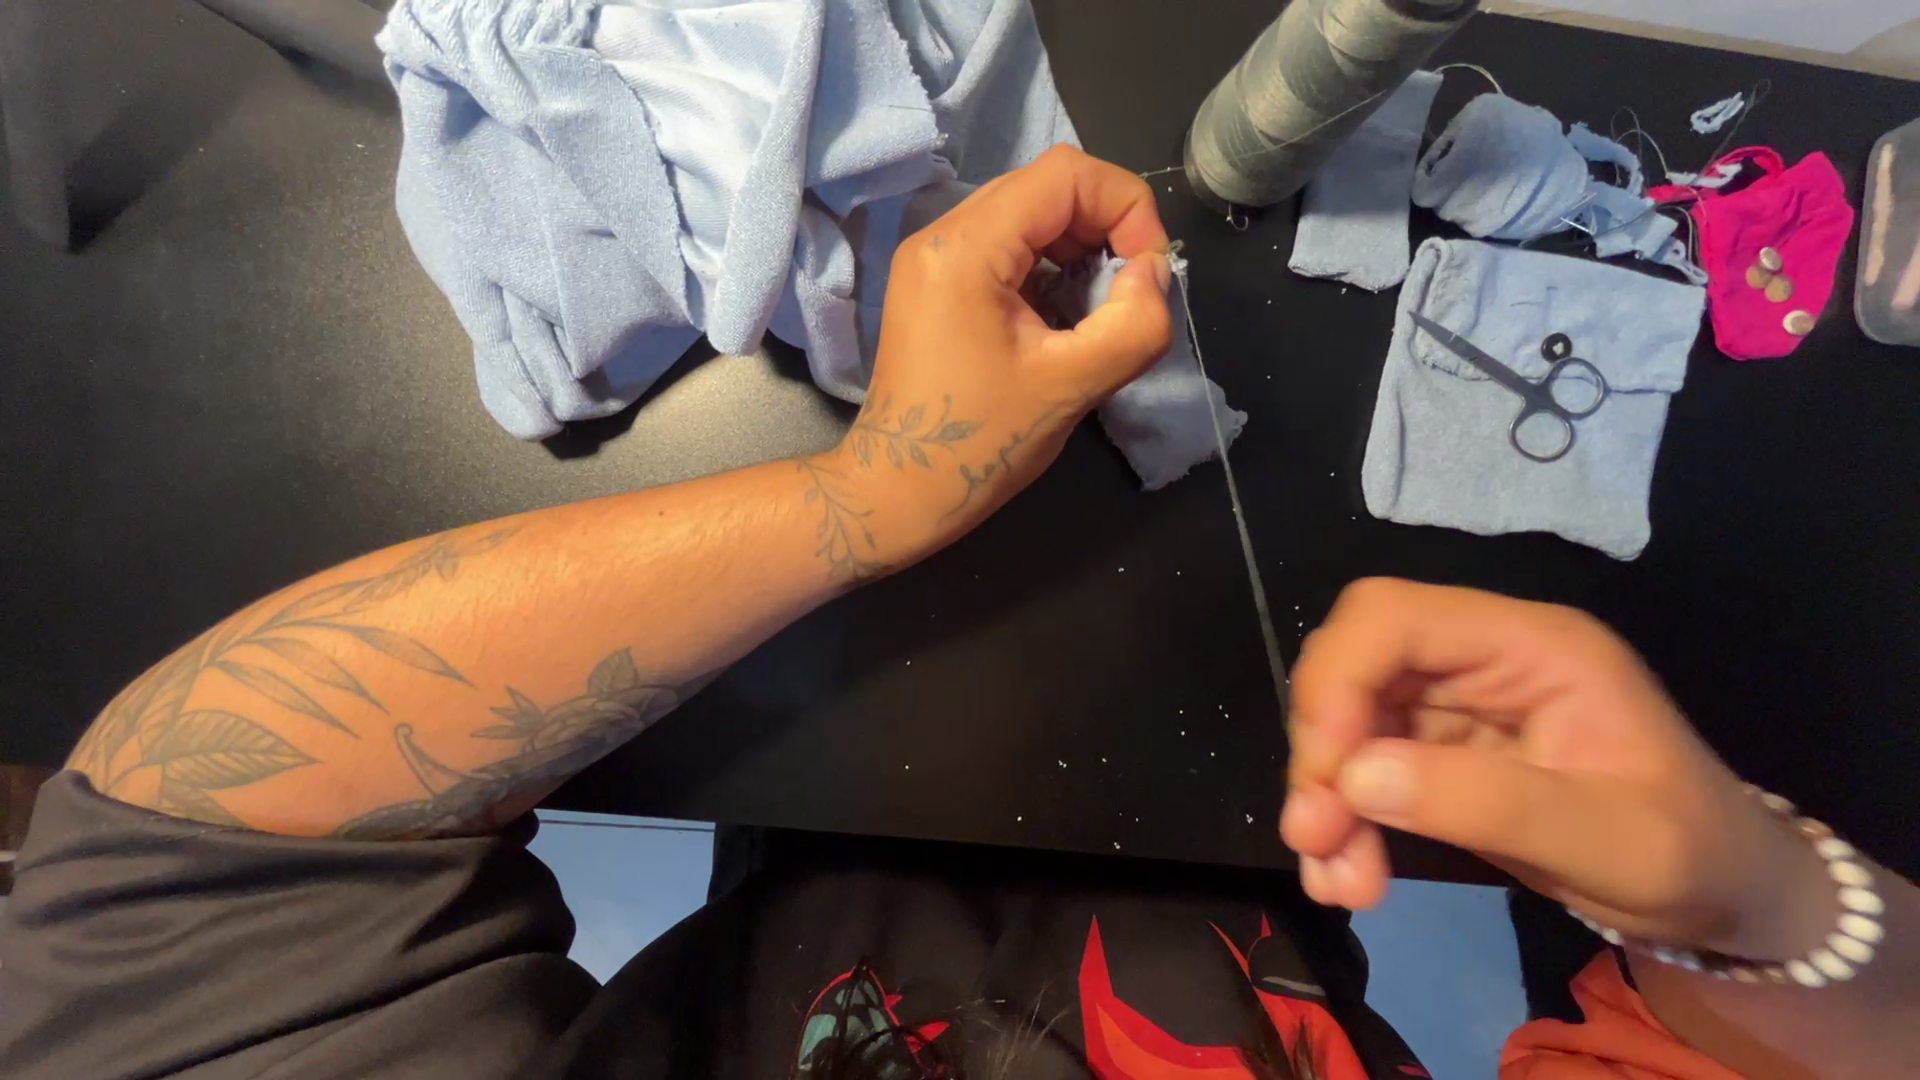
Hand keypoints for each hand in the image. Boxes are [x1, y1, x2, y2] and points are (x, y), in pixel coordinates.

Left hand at [813, 145, 1173, 570]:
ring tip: (1096, 314)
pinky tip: (1060, 323)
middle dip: (1105, 232)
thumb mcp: (1070, 386)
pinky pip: (1005, 254)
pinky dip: (1047, 274)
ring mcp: (932, 264)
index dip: (1127, 208)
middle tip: (1127, 296)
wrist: (898, 492)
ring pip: (1027, 221)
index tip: (1148, 274)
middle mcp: (941, 238)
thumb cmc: (978, 445)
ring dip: (1078, 255)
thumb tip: (1154, 275)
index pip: (1066, 174)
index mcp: (965, 248)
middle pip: (1046, 190)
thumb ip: (1134, 324)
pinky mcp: (935, 291)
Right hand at [1281, 579, 1834, 960]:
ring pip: (1339, 718)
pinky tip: (1342, 873)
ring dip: (1322, 794)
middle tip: (1314, 833)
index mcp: (1527, 644)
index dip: (1338, 678)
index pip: (1392, 617)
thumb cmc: (1692, 858)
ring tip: (1332, 874)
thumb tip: (1354, 779)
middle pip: (1348, 664)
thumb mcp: (1615, 844)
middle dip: (1321, 748)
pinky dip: (1336, 815)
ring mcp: (1441, 697)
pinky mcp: (1421, 741)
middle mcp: (1471, 656)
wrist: (1719, 895)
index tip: (1331, 771)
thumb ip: (1488, 804)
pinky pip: (1352, 762)